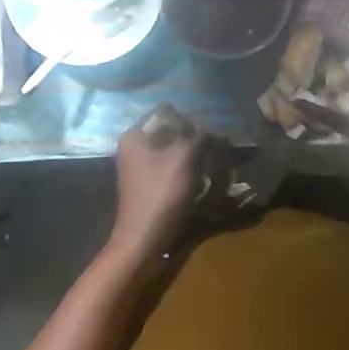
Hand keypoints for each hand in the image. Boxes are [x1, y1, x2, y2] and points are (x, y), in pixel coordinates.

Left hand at [110, 104, 204, 254]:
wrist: (143, 237)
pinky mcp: (147, 182)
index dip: (190, 119)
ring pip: (173, 149)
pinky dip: (186, 168)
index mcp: (135, 135)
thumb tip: (215, 129)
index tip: (209, 134)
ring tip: (211, 164)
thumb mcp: (184, 158)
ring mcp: (139, 166)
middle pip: (170, 130)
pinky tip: (200, 178)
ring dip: (193, 154)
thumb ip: (199, 136)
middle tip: (215, 149)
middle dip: (194, 138)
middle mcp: (133, 146)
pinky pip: (170, 166)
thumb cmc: (161, 194)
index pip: (167, 111)